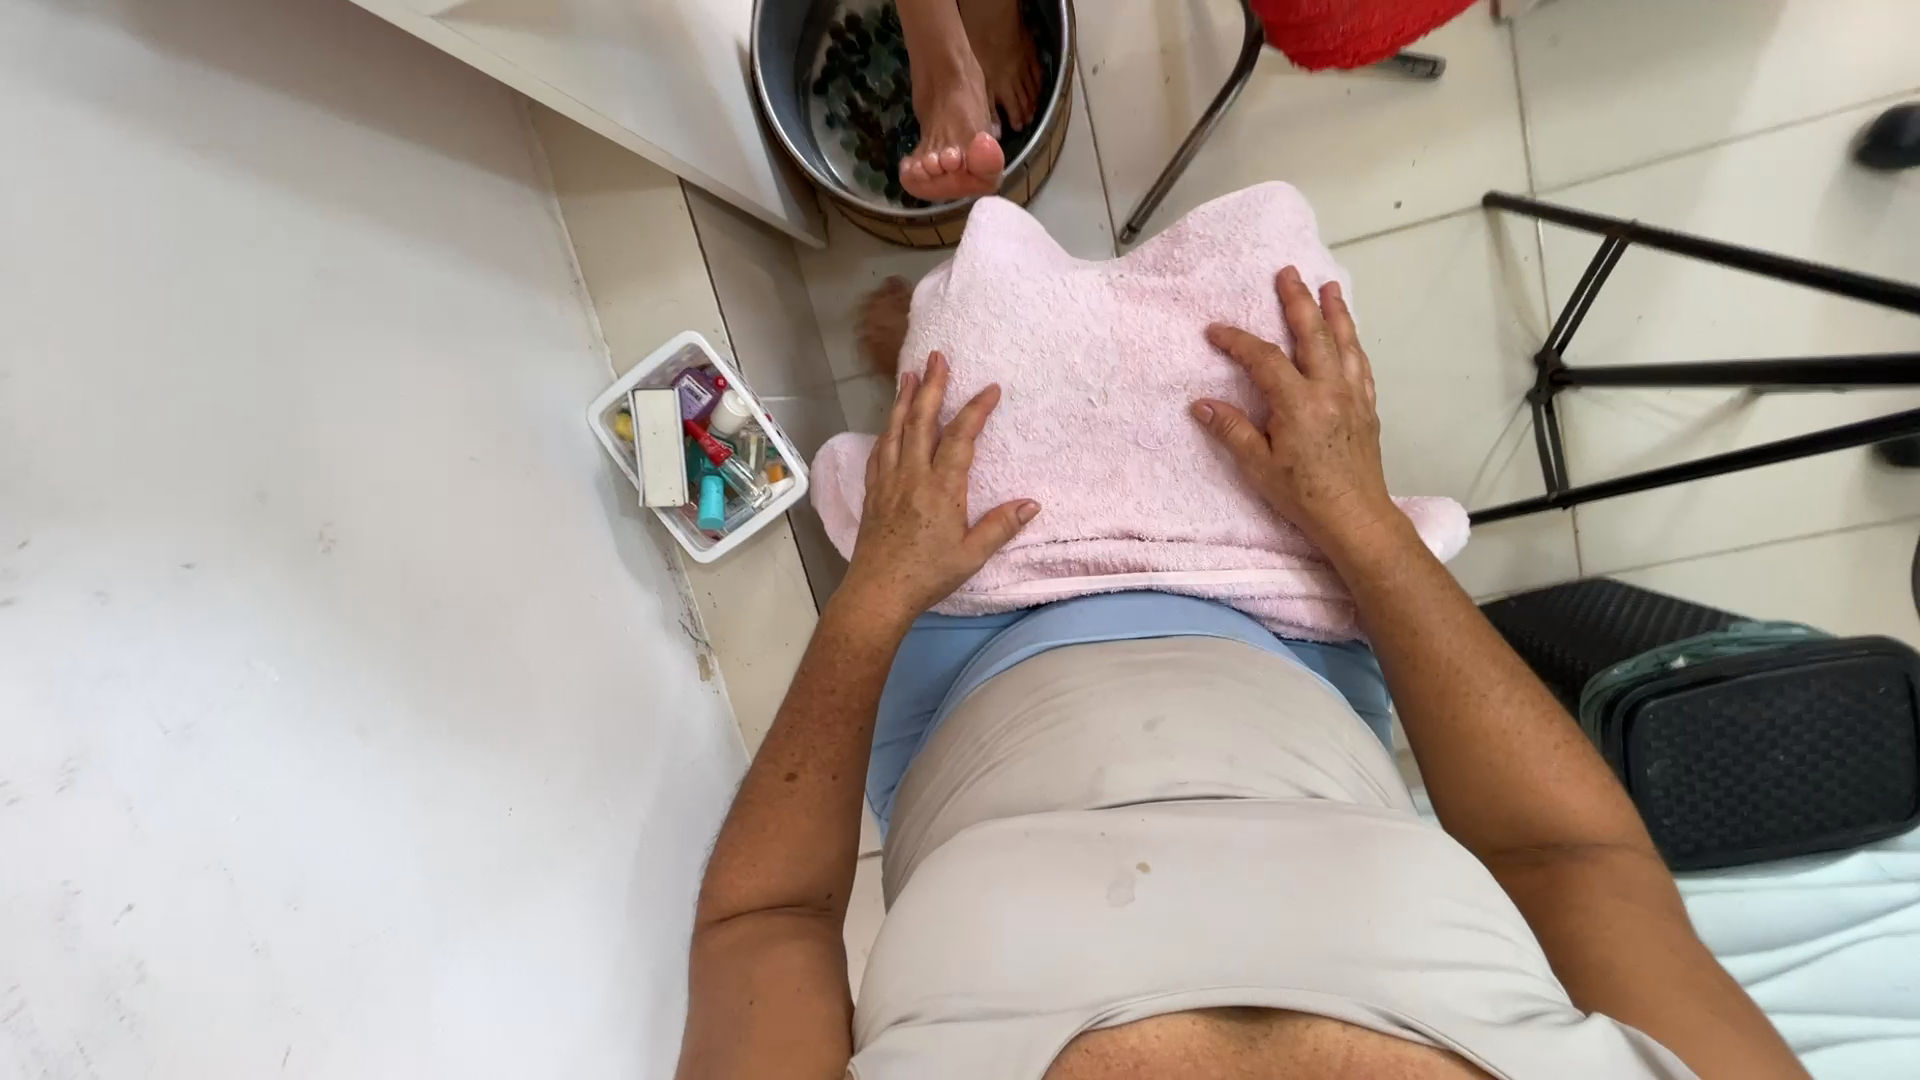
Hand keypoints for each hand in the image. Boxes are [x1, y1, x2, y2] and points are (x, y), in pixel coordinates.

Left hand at [838, 351, 1039, 625]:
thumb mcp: (972, 555)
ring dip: (903, 399)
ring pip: (895, 430)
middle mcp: (912, 476)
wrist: (878, 592)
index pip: (960, 438)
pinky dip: (886, 429)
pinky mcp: (874, 492)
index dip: (976, 410)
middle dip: (931, 386)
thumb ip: (1001, 526)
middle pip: (921, 421)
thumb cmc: (928, 575)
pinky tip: (888, 422)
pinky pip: (879, 450)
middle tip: (936, 356)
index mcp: (941, 489)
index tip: (990, 388)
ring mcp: (889, 481)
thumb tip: (1032, 503)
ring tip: (909, 374)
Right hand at [1191, 265, 1398, 553]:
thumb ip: (1231, 429)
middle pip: (1313, 335)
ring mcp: (1353, 397)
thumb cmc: (1303, 494)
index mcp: (1299, 403)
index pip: (1264, 359)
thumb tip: (1200, 404)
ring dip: (1335, 312)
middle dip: (1298, 302)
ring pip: (1344, 344)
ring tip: (1329, 287)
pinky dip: (1352, 344)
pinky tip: (1349, 337)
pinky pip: (1360, 365)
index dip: (1238, 342)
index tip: (1215, 331)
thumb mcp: (1257, 465)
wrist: (1354, 516)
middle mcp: (1330, 390)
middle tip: (1289, 274)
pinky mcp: (1367, 409)